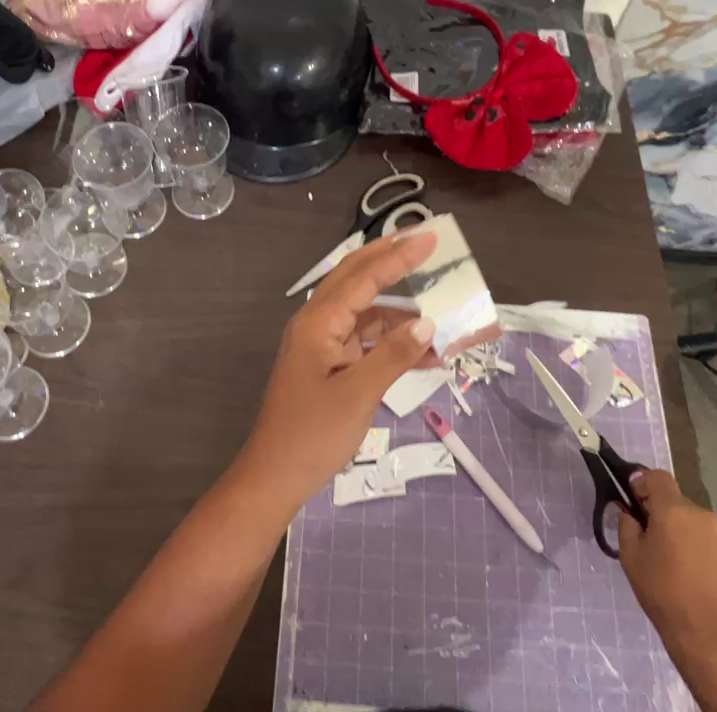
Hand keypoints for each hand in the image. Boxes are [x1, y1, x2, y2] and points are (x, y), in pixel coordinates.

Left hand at [237, 232, 440, 508]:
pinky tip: (428, 353)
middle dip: (392, 261)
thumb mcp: (358, 394)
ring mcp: (323, 345)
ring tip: (441, 302)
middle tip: (427, 244)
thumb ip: (394, 355)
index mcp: (318, 322)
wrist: (275, 476)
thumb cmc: (312, 434)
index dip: (398, 256)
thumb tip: (428, 322)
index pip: (363, 277)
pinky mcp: (330, 365)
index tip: (430, 239)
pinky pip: (366, 342)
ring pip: (366, 313)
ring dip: (401, 310)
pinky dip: (394, 343)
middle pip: (358, 280)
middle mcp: (318, 324)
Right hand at [617, 468, 716, 655]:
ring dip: (678, 528)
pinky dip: (693, 544)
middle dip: (659, 511)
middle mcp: (700, 514)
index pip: (657, 477)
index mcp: (673, 511)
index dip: (642, 483)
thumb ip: (627, 525)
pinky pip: (705, 537)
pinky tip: (688, 571)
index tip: (633, 502)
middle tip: (647, 537)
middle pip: (674, 500)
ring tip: (669, 559)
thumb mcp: (631, 556)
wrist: (708, 632)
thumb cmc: (662, 591)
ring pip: (690, 519)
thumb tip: (628, 511)